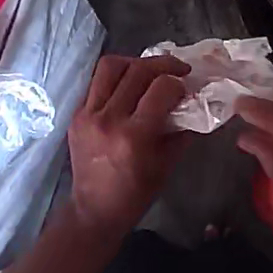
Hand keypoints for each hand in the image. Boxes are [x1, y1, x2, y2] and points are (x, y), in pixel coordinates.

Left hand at [67, 54, 190, 235]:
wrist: (94, 210)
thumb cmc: (135, 193)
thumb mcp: (166, 164)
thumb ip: (181, 131)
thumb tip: (195, 103)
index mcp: (134, 136)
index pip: (160, 89)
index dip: (178, 82)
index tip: (187, 86)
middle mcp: (108, 119)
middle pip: (136, 71)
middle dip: (162, 64)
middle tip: (176, 69)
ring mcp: (88, 115)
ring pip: (110, 67)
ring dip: (133, 62)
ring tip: (148, 70)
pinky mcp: (76, 114)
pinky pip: (95, 82)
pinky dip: (114, 78)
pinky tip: (127, 85)